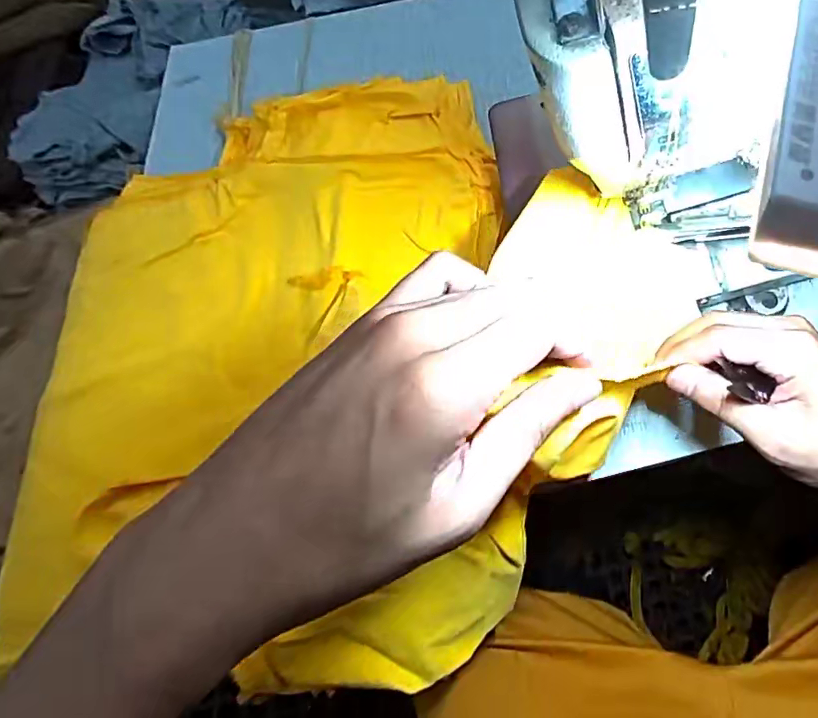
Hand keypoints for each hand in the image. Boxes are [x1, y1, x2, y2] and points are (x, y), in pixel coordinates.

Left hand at [170, 252, 601, 635]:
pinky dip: (472, 289)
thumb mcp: (459, 507)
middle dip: (554, 327)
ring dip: (517, 310)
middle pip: (517, 298)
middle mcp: (418, 333)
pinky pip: (437, 276)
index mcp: (444, 384)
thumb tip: (584, 386)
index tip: (586, 374)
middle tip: (561, 372)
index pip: (539, 324)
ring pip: (483, 284)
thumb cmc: (351, 542)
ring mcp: (385, 318)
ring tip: (521, 354)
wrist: (231, 540)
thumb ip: (528, 432)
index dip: (575, 343)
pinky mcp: (363, 319)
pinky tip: (470, 327)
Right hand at [659, 313, 817, 497]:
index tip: (653, 371)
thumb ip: (721, 400)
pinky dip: (722, 354)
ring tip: (676, 375)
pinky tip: (709, 374)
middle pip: (722, 322)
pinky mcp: (793, 343)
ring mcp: (794, 332)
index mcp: (790, 345)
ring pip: (731, 327)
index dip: (681, 351)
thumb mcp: (773, 435)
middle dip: (685, 344)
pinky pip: (747, 339)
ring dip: (701, 348)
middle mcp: (791, 327)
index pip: (720, 336)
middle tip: (657, 370)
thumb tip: (676, 376)